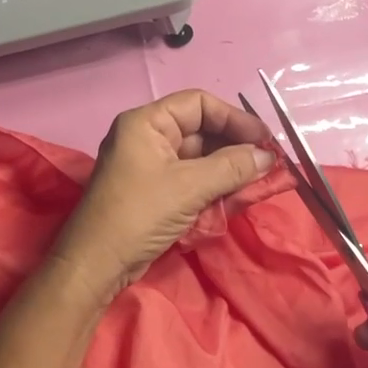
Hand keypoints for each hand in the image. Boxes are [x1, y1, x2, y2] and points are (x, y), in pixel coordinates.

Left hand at [53, 91, 275, 294]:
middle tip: (269, 163)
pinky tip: (242, 193)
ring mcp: (151, 166)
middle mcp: (148, 138)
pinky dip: (217, 185)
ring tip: (263, 180)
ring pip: (201, 158)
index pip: (198, 104)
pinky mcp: (156, 192)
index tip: (264, 139)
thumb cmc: (139, 214)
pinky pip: (193, 180)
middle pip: (202, 131)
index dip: (234, 118)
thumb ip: (232, 167)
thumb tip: (268, 156)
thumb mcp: (189, 186)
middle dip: (237, 146)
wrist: (98, 263)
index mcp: (146, 123)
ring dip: (231, 168)